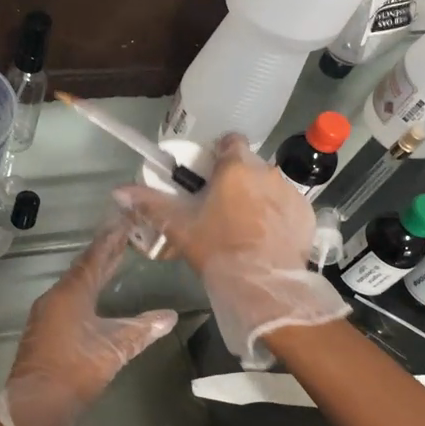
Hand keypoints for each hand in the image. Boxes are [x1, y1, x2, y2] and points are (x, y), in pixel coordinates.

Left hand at [0, 223, 177, 425]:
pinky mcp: (45, 332)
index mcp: (70, 293)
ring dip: (94, 274)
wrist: (35, 405)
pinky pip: (68, 301)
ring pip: (74, 286)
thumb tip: (170, 316)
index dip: (110, 241)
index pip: (94, 258)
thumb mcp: (114, 348)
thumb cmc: (75, 370)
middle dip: (104, 254)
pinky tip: (94, 299)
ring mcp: (47, 315)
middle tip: (123, 236)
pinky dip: (85, 292)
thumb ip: (142, 329)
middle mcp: (55, 298)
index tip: (124, 222)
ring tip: (114, 263)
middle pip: (83, 270)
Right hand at [115, 133, 348, 358]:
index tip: (207, 174)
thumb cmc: (218, 250)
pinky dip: (276, 216)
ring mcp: (290, 193)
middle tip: (219, 207)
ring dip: (257, 197)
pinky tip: (265, 238)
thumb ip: (150, 205)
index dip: (217, 154)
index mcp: (234, 168)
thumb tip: (118, 191)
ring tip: (243, 226)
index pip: (229, 141)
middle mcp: (266, 172)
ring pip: (268, 185)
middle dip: (235, 180)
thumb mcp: (179, 227)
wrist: (264, 284)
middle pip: (248, 165)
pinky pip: (287, 206)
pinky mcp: (306, 215)